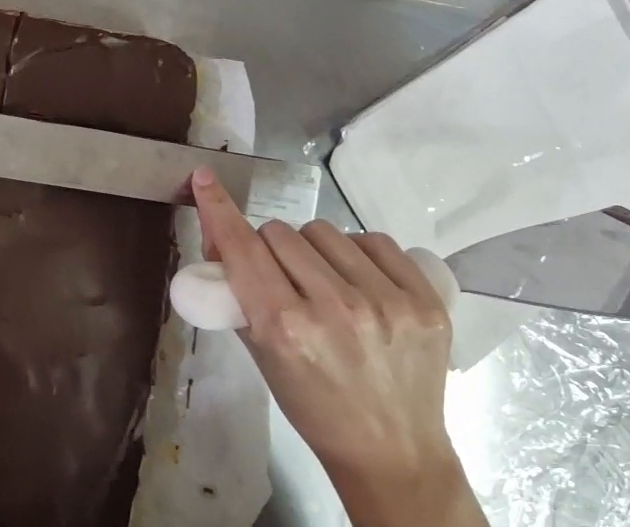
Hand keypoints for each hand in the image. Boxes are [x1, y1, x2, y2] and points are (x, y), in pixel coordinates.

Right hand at [190, 168, 485, 526]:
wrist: (392, 451)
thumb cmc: (313, 406)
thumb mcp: (261, 355)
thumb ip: (239, 293)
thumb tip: (221, 235)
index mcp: (285, 327)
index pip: (242, 247)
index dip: (219, 209)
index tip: (206, 179)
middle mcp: (334, 308)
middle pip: (280, 232)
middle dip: (271, 247)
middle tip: (282, 277)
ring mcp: (385, 302)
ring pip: (324, 231)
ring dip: (313, 248)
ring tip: (325, 281)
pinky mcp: (424, 301)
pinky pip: (374, 240)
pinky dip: (358, 252)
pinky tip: (359, 281)